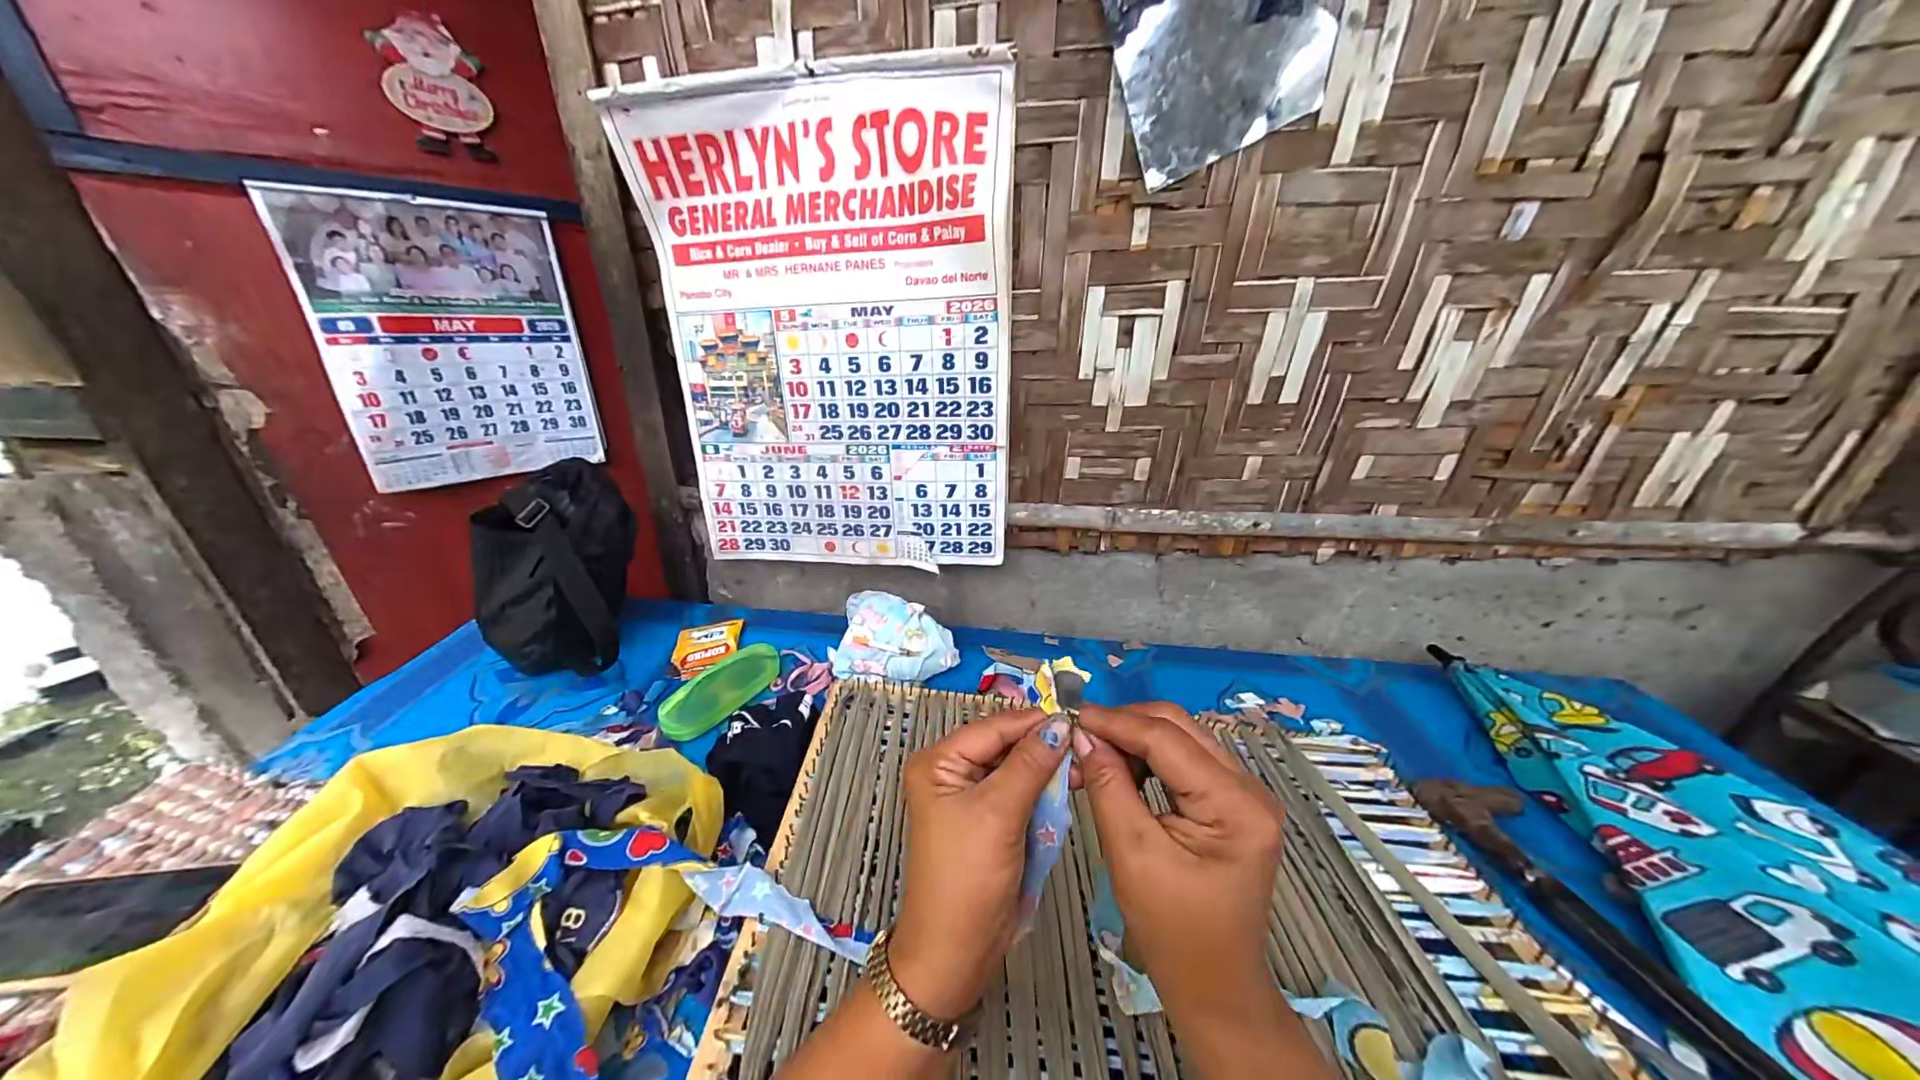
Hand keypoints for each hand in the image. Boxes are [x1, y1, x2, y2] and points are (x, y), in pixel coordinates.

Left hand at [887, 708, 1069, 1018]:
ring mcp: (970, 798)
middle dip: (1043, 748)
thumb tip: (1059, 723)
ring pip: (1017, 770)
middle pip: (1005, 746)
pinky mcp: (990, 821)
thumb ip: (1030, 764)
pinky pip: (1020, 795)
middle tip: (1084, 748)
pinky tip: (1066, 791)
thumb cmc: (968, 877)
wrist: (957, 950)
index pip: (992, 728)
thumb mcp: (999, 812)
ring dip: (1047, 772)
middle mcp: (951, 773)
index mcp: (938, 762)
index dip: (1033, 722)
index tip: (1076, 719)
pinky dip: (1042, 794)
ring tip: (1080, 772)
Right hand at [1073, 704, 1286, 1027]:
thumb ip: (1108, 785)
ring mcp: (1244, 794)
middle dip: (1124, 725)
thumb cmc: (1173, 931)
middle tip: (1079, 736)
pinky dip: (1147, 757)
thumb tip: (1082, 735)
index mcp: (1236, 804)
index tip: (1071, 717)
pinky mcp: (1230, 803)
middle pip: (1178, 728)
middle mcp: (1249, 788)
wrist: (1214, 985)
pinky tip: (1119, 767)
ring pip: (1180, 738)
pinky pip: (1184, 761)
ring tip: (1093, 754)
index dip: (1115, 722)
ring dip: (1133, 738)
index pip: (1166, 739)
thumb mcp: (1132, 854)